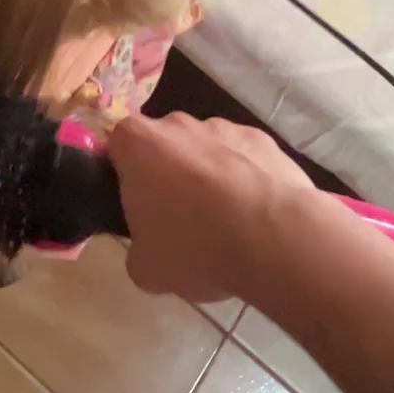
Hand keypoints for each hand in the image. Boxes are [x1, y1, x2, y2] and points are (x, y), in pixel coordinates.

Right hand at [107, 111, 322, 301]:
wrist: (275, 240)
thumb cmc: (195, 247)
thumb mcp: (146, 269)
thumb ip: (137, 248)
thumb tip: (148, 248)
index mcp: (137, 143)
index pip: (118, 146)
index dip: (125, 174)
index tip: (137, 205)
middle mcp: (176, 123)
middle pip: (163, 145)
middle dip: (168, 174)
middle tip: (179, 219)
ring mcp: (222, 126)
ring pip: (205, 150)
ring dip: (209, 176)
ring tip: (226, 222)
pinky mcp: (262, 138)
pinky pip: (243, 157)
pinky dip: (245, 179)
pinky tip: (256, 215)